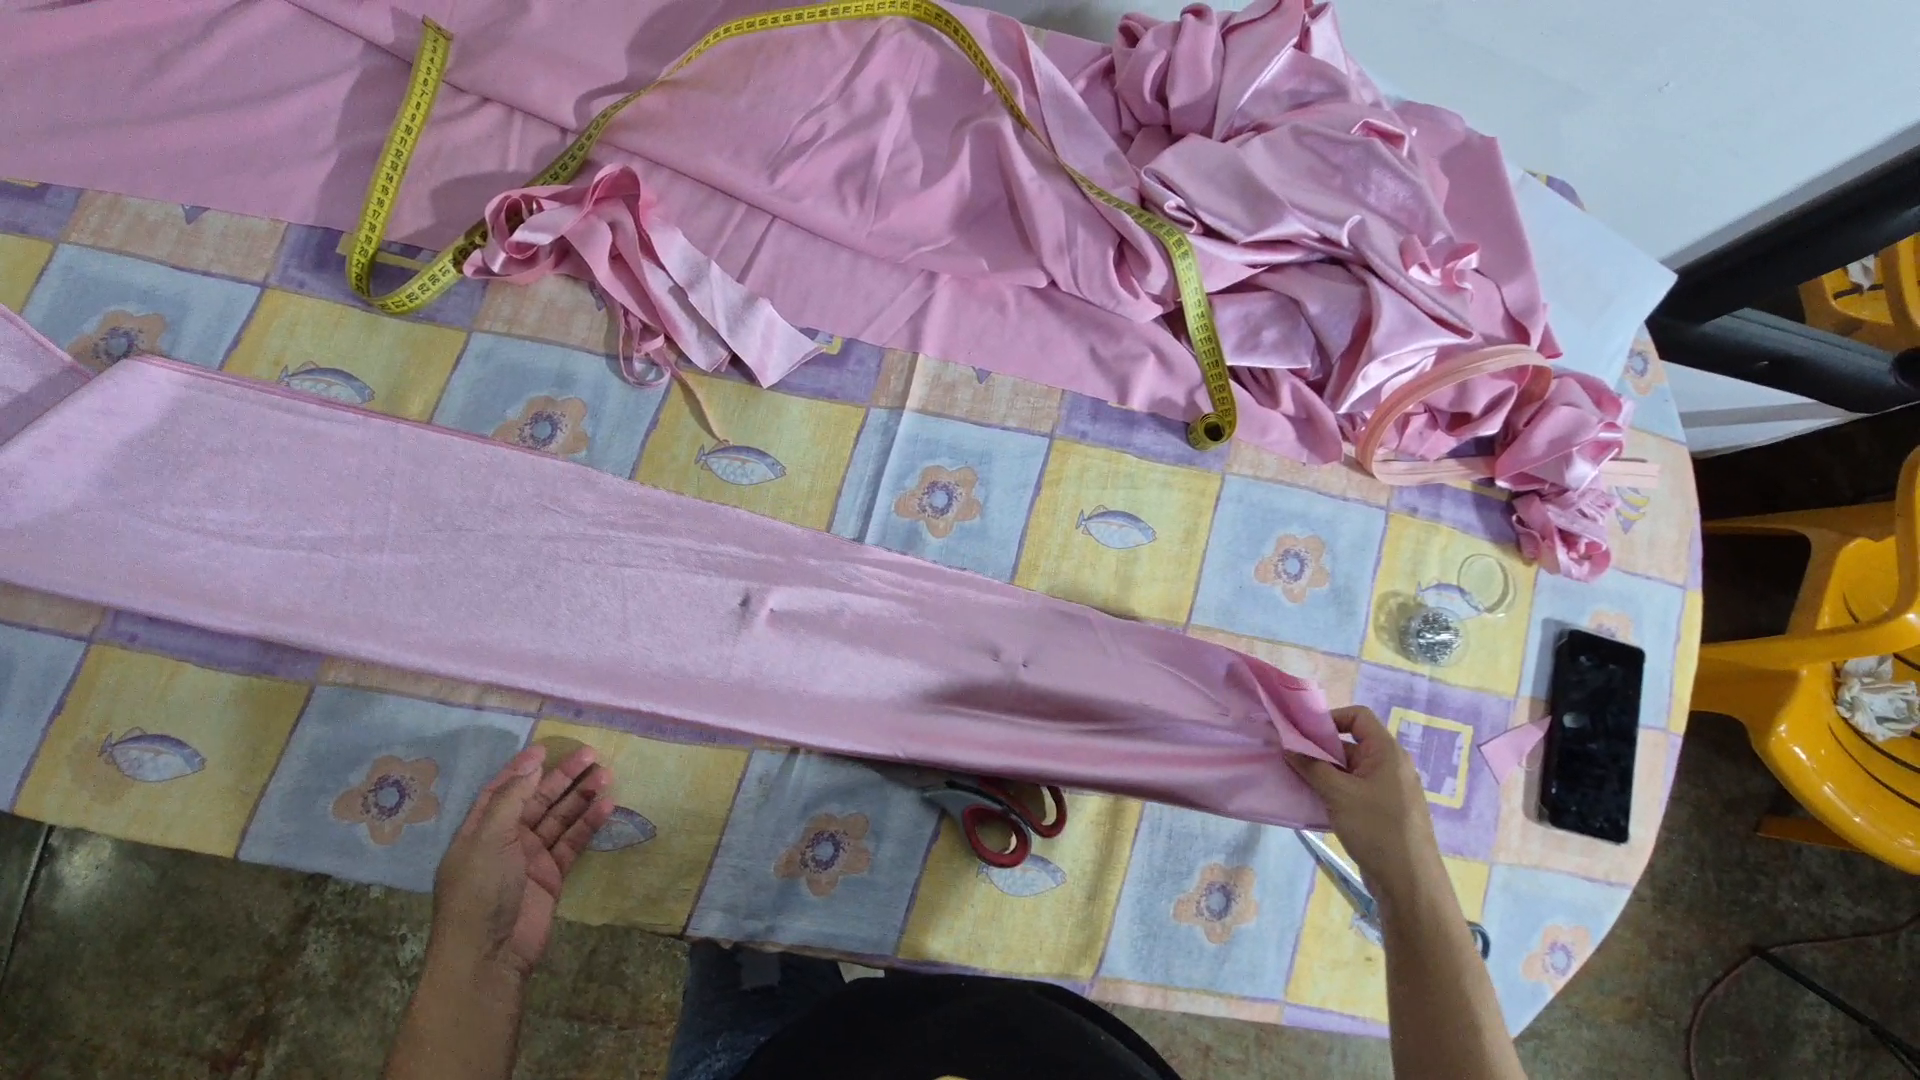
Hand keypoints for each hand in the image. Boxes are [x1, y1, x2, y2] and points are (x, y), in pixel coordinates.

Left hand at [430, 744, 613, 979]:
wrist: (489, 955)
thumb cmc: (480, 892)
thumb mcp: (489, 839)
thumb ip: (512, 798)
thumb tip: (532, 760)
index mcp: (480, 831)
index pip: (503, 790)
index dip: (524, 768)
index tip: (549, 747)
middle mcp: (504, 841)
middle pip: (536, 801)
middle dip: (562, 778)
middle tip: (592, 755)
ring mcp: (529, 859)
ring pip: (559, 819)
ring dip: (581, 797)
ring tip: (607, 775)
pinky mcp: (552, 876)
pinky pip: (572, 843)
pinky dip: (588, 824)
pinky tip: (607, 807)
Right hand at [1286, 706, 1442, 891]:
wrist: (1409, 882)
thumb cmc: (1376, 829)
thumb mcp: (1338, 793)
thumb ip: (1311, 766)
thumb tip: (1288, 746)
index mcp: (1386, 752)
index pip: (1358, 717)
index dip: (1330, 718)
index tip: (1303, 734)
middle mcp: (1389, 766)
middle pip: (1349, 744)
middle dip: (1319, 750)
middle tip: (1290, 759)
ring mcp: (1386, 790)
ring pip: (1347, 770)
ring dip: (1322, 773)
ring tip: (1296, 781)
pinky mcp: (1381, 811)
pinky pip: (1352, 790)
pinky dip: (1332, 791)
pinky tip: (1312, 802)